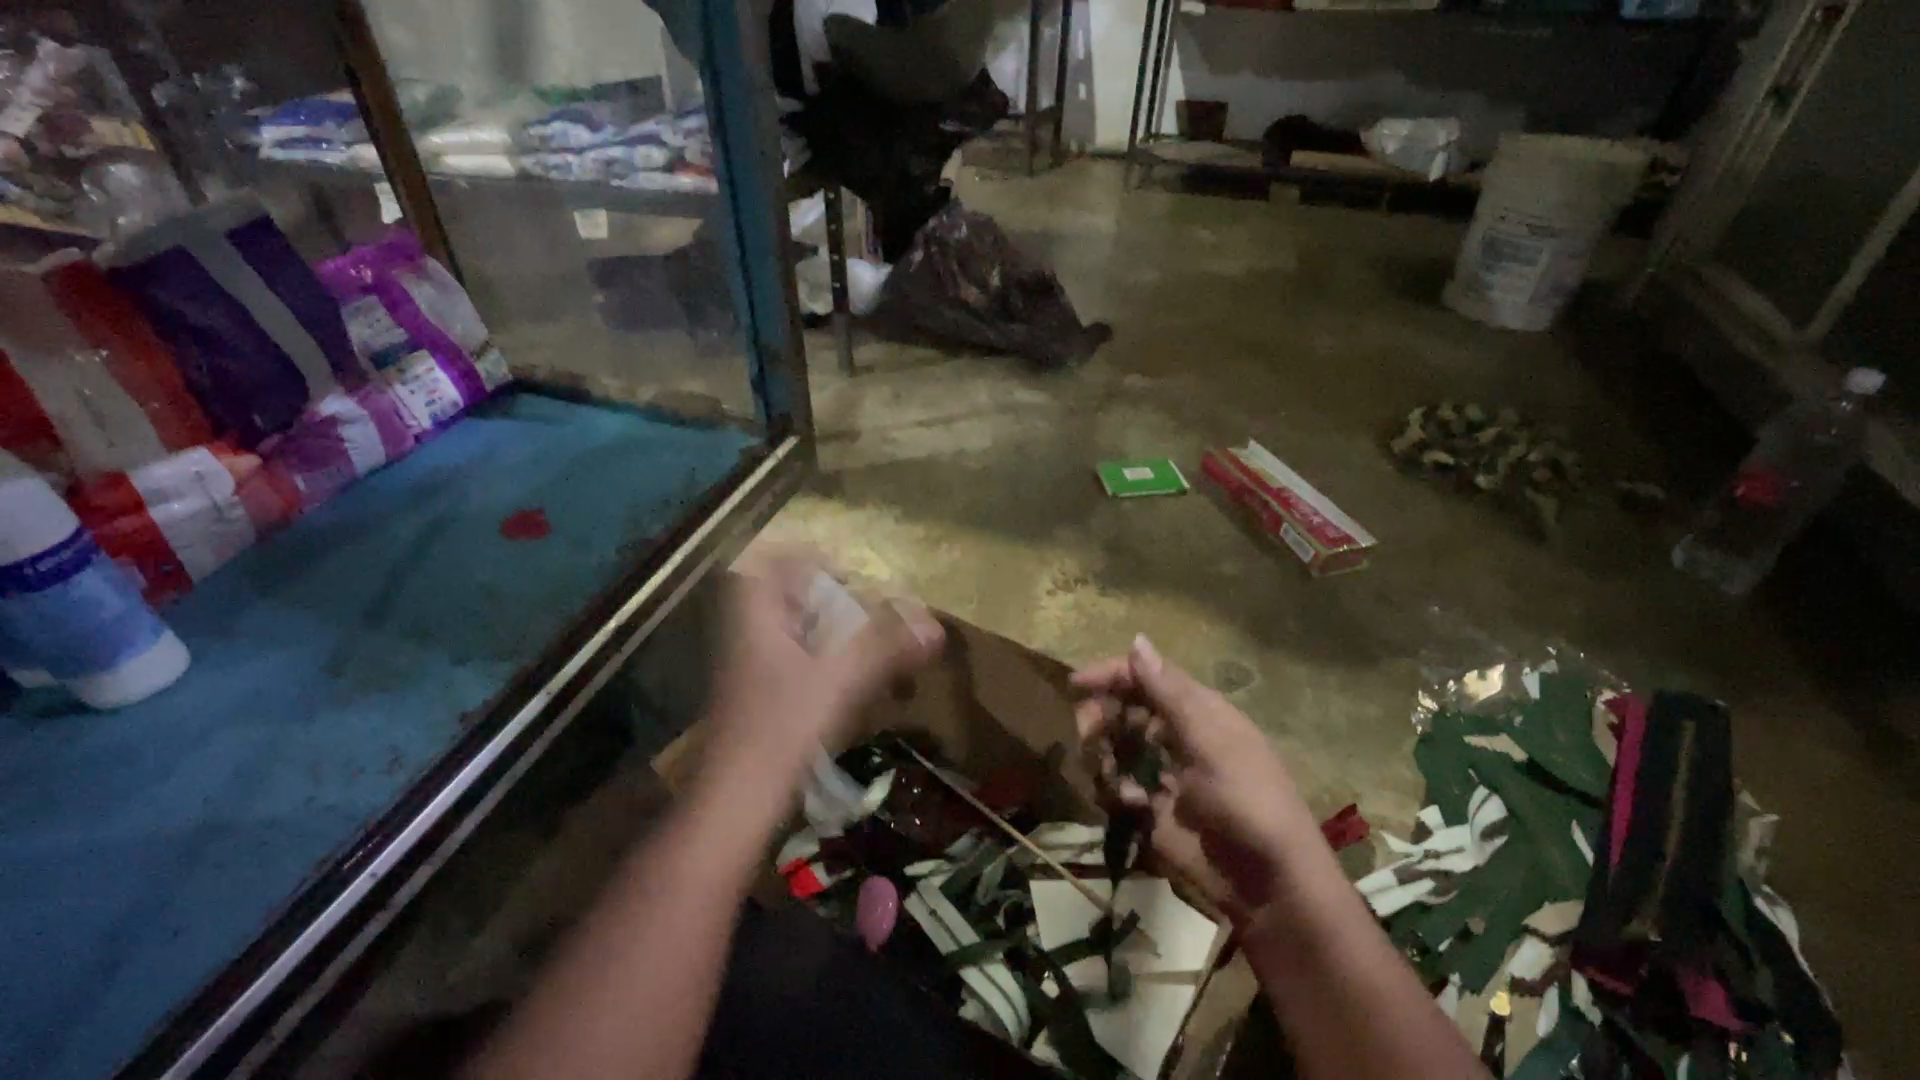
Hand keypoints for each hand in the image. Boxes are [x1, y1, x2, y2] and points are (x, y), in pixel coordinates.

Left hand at [707, 549, 943, 783]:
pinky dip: (832, 671)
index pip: (770, 563)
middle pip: (789, 600)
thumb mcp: (841, 680)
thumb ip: (888, 647)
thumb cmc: (781, 729)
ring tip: (881, 656)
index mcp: (755, 618)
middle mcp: (748, 637)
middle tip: (874, 613)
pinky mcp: (763, 702)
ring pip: (798, 637)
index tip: (850, 574)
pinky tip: (863, 694)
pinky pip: (800, 668)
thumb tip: (936, 626)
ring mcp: (752, 671)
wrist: (736, 801)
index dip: (808, 561)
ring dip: (839, 640)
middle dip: (835, 604)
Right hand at [1072, 635, 1322, 927]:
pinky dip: (1115, 790)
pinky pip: (1121, 789)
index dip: (1113, 675)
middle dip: (1102, 716)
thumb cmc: (1246, 801)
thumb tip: (1137, 638)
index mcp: (1201, 712)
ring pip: (1119, 748)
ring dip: (1105, 755)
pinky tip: (1127, 804)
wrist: (1268, 884)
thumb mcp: (1210, 741)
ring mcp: (1167, 776)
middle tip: (1087, 733)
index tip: (1076, 685)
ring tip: (1106, 774)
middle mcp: (1181, 737)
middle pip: (1129, 710)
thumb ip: (1169, 693)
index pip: (1149, 677)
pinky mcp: (1156, 813)